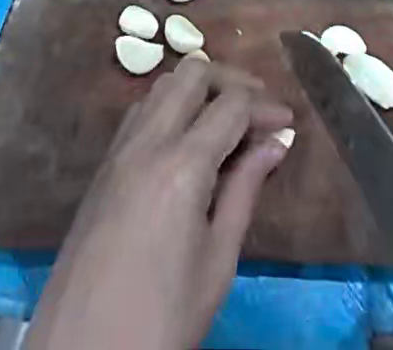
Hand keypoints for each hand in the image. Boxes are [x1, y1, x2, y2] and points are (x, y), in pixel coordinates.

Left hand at [25, 57, 295, 349]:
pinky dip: (172, 106)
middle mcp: (147, 141)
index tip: (289, 123)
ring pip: (163, 85)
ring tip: (228, 123)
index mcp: (181, 165)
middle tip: (259, 112)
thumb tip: (277, 142)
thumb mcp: (218, 260)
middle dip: (232, 81)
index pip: (231, 105)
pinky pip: (142, 111)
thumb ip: (246, 189)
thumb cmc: (162, 318)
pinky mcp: (104, 164)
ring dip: (199, 90)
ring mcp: (119, 149)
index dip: (266, 107)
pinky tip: (189, 138)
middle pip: (192, 74)